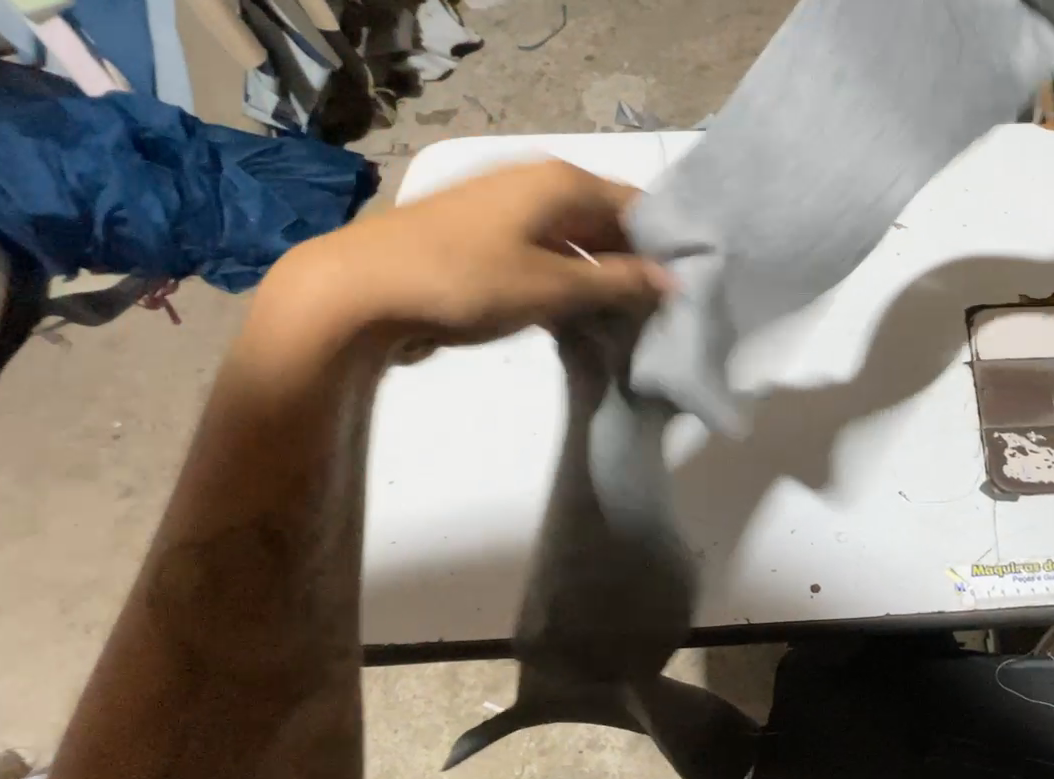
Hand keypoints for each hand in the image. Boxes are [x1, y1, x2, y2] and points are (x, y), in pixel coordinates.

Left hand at [258, 160, 671, 354]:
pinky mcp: (491, 240)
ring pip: (581, 243)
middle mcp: (538, 185)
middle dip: (638, 264)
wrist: (361, 291)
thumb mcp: (555, 286)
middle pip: (610, 223)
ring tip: (634, 321)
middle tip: (668, 311)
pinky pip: (552, 256)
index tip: (692, 285)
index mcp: (560, 182)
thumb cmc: (467, 280)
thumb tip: (674, 281)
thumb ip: (621, 283)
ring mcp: (511, 212)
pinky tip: (588, 319)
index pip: (639, 205)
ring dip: (606, 279)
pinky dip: (574, 284)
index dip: (667, 243)